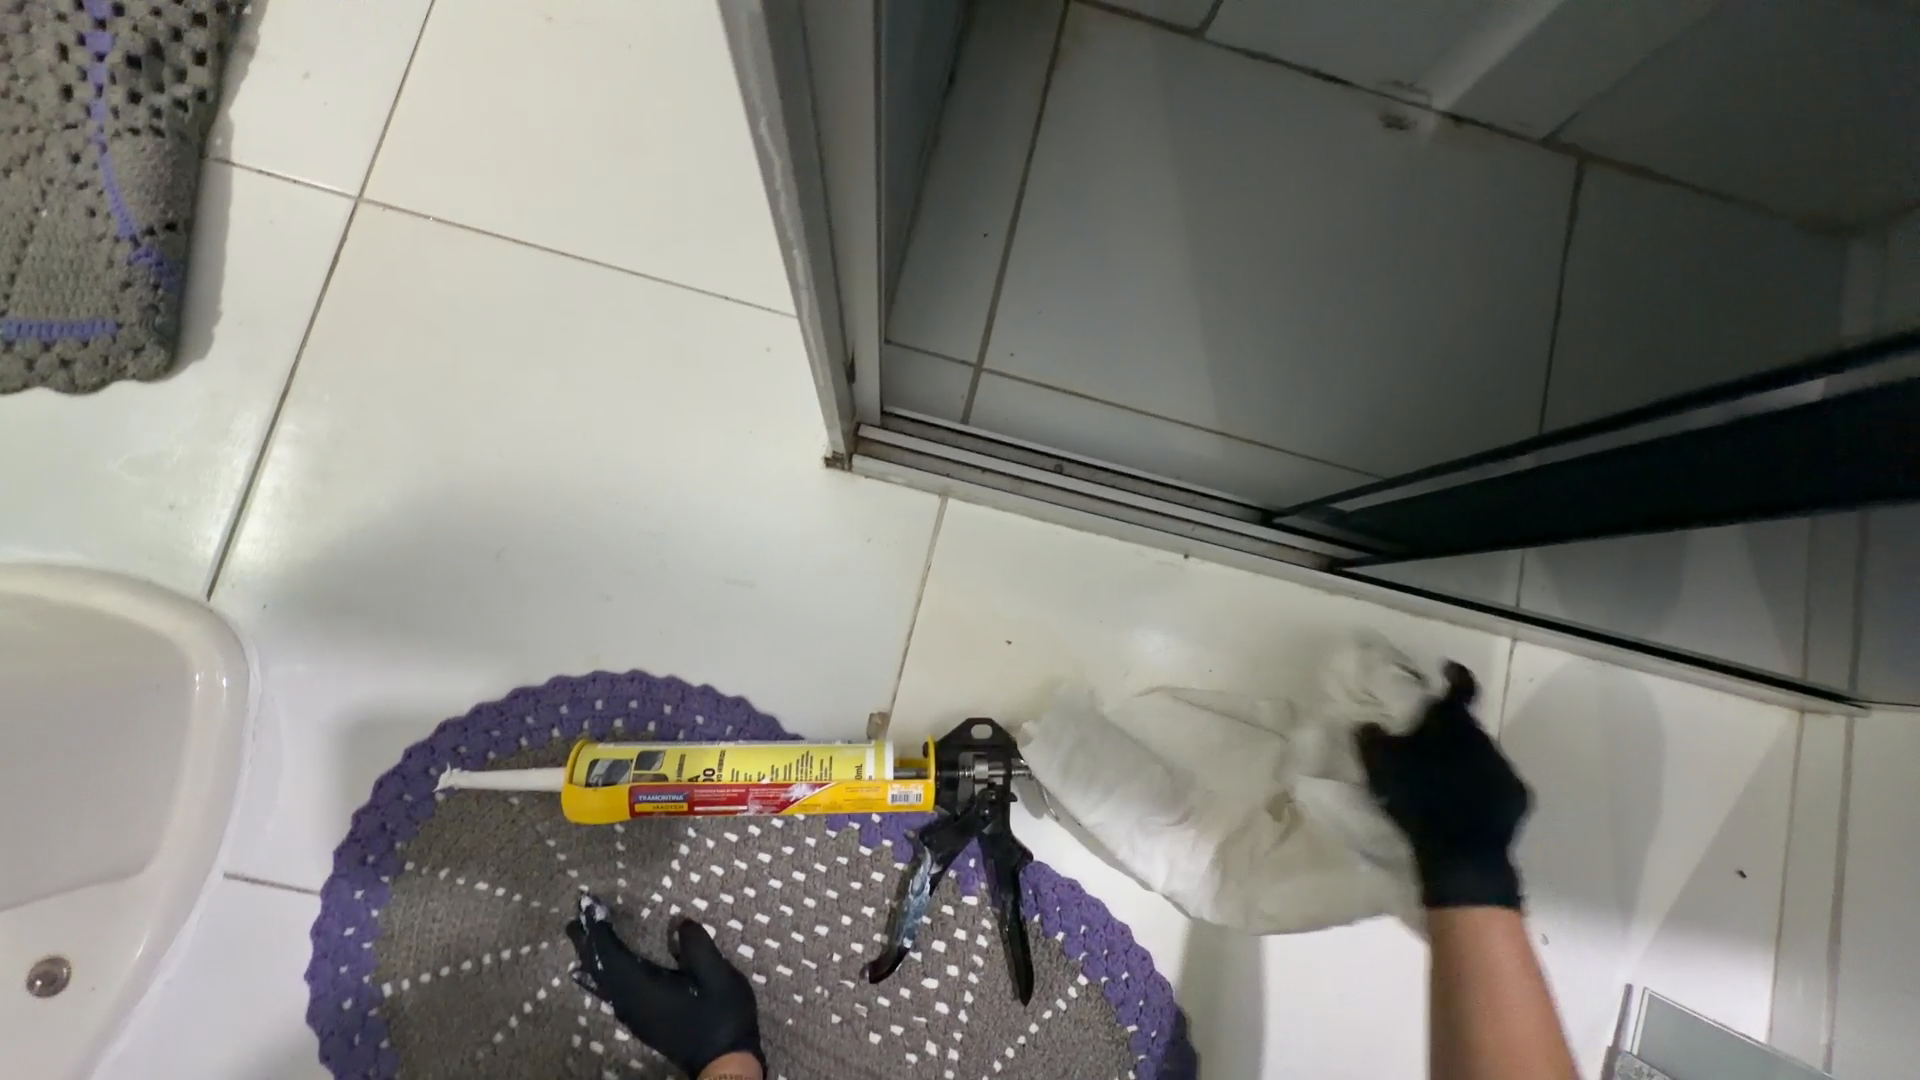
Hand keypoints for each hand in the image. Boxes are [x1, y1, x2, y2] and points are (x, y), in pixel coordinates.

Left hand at [565, 893, 762, 1078]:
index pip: (612, 956)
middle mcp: (631, 1003)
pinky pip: (608, 992)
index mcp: (645, 989)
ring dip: (591, 957)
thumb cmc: (722, 1016)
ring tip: (580, 938)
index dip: (600, 930)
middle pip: (601, 969)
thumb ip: (698, 947)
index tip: (590, 905)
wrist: (723, 1060)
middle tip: (575, 916)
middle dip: (588, 942)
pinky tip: (589, 976)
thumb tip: (680, 922)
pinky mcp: (641, 1019)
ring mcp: (634, 1014)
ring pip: (602, 982)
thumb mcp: (719, 976)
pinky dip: (597, 977)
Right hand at [1356, 663, 1530, 909]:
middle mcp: (1484, 740)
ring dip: (1464, 760)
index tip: (1446, 669)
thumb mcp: (1379, 766)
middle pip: (1466, 727)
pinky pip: (1496, 783)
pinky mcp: (1518, 798)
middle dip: (1449, 731)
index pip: (1460, 689)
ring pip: (1481, 755)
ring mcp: (1505, 770)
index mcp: (1452, 725)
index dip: (1454, 675)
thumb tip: (1368, 723)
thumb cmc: (1416, 799)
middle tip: (1426, 743)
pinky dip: (1480, 786)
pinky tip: (1463, 803)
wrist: (1461, 852)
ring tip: (1442, 778)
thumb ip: (1372, 739)